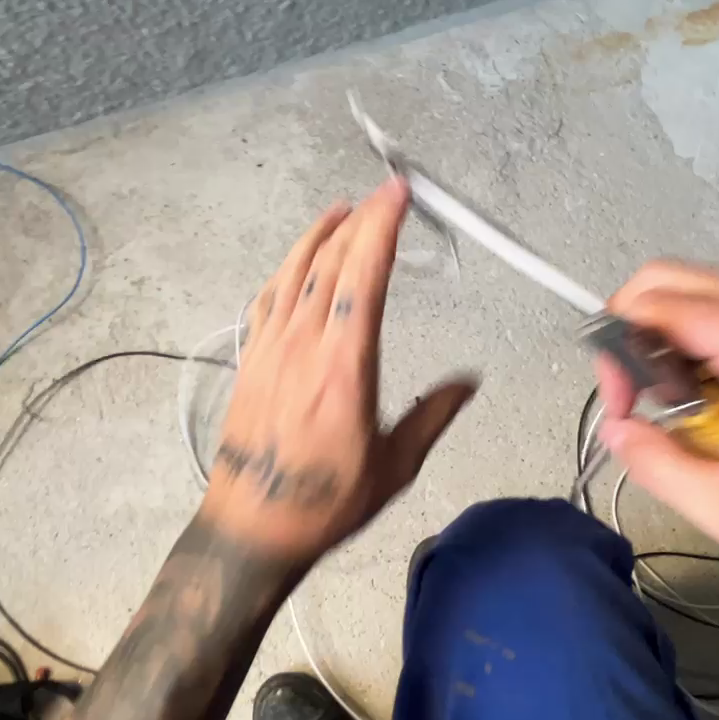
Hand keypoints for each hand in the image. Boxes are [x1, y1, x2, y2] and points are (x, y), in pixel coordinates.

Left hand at [200, 177, 477, 567]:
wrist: (252, 526)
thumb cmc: (326, 501)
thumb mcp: (395, 467)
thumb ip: (433, 416)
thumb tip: (469, 381)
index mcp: (345, 364)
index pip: (363, 275)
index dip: (381, 226)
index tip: (396, 193)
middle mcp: (304, 343)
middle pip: (329, 263)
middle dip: (359, 220)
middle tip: (382, 193)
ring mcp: (270, 348)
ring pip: (293, 273)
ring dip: (318, 235)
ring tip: (341, 210)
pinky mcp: (250, 359)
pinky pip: (267, 299)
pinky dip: (285, 269)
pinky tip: (295, 262)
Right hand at [594, 261, 718, 583]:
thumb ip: (657, 465)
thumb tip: (615, 427)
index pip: (653, 304)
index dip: (617, 352)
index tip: (623, 409)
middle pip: (666, 281)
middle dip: (631, 336)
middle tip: (639, 399)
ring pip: (688, 293)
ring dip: (661, 342)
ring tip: (678, 406)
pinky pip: (718, 312)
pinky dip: (690, 346)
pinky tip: (706, 399)